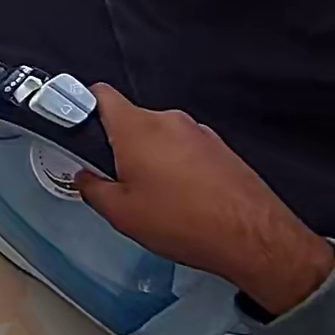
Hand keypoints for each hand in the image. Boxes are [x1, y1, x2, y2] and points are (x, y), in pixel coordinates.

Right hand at [74, 84, 334, 315]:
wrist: (256, 240)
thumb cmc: (182, 221)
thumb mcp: (120, 213)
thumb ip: (91, 188)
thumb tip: (84, 177)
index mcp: (136, 127)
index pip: (100, 93)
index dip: (82, 105)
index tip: (77, 128)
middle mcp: (168, 120)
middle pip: (130, 119)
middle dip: (119, 143)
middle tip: (116, 177)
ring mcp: (199, 132)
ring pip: (159, 135)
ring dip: (151, 155)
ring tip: (154, 194)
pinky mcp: (221, 148)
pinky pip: (185, 148)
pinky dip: (178, 165)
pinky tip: (183, 198)